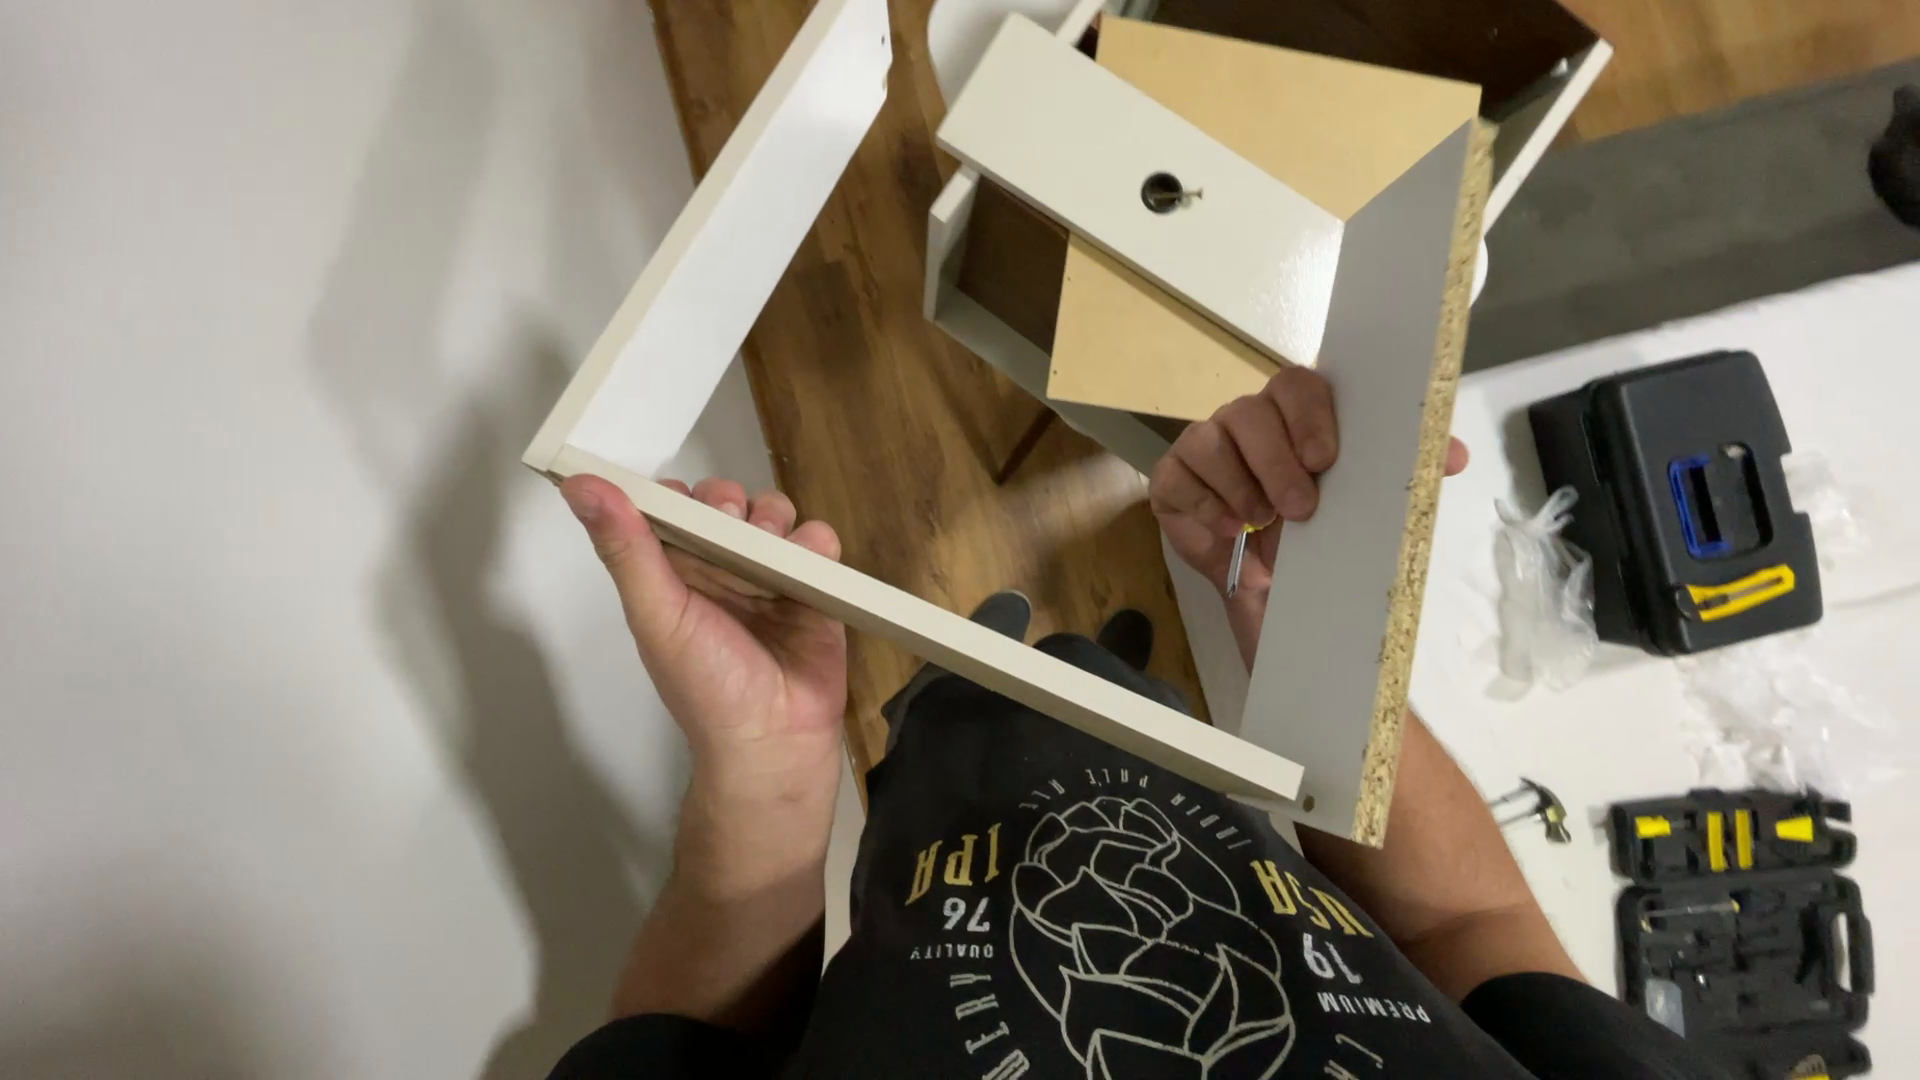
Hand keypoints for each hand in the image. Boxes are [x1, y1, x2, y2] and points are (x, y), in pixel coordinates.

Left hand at [559, 474, 846, 794]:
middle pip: (728, 501)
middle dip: (730, 501)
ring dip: (774, 515)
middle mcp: (721, 567)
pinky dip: (816, 542)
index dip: (677, 494)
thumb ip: (625, 550)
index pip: (672, 508)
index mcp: (675, 573)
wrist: (774, 738)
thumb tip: (579, 486)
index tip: (681, 500)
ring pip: (774, 512)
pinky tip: (806, 565)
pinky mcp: (814, 585)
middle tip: (731, 526)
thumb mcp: (657, 616)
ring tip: (770, 549)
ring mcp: (769, 574)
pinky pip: (819, 540)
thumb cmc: (706, 684)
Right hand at [1150, 366, 1468, 598]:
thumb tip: (1453, 456)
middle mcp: (1244, 423)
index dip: (1307, 414)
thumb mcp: (1361, 508)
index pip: (1295, 384)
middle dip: (1275, 462)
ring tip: (1259, 523)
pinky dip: (1202, 503)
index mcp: (1292, 417)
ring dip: (1238, 485)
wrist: (1269, 589)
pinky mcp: (1171, 481)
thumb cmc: (1314, 541)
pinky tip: (1225, 528)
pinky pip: (1175, 478)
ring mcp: (1202, 448)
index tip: (1325, 459)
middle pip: (1248, 412)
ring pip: (1207, 440)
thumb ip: (1400, 474)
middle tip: (1298, 509)